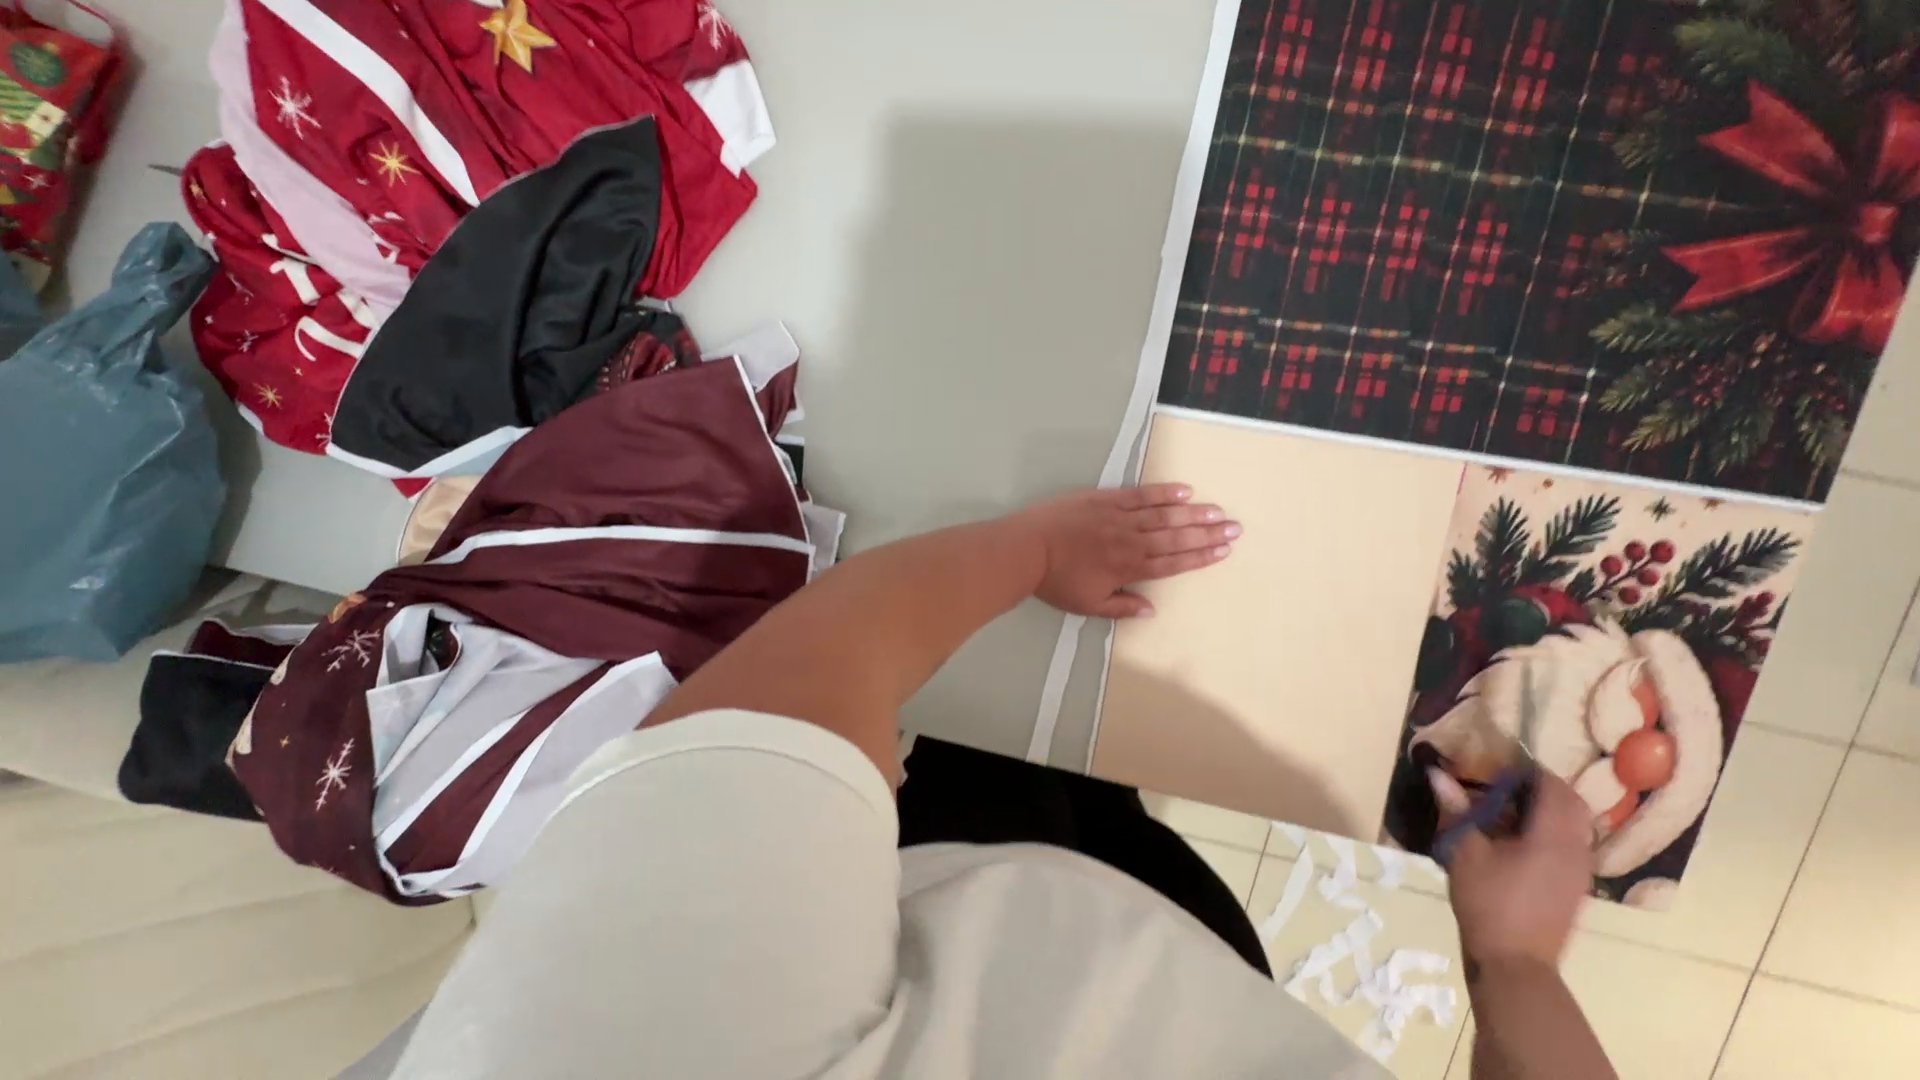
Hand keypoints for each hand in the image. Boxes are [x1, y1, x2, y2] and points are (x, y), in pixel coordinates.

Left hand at [1014, 484, 1238, 618]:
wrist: (1027, 549)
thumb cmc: (1056, 581)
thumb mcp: (1088, 604)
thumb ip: (1121, 607)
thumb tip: (1151, 610)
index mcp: (1128, 568)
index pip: (1172, 563)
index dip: (1200, 557)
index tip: (1224, 551)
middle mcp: (1131, 541)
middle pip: (1176, 537)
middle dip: (1208, 533)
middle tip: (1235, 527)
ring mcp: (1119, 517)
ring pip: (1164, 515)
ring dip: (1193, 513)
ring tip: (1218, 510)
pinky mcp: (1104, 499)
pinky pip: (1140, 494)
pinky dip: (1163, 492)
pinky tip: (1184, 490)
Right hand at [1431, 767, 1593, 970]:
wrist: (1515, 964)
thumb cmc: (1489, 903)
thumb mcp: (1464, 853)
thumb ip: (1456, 811)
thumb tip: (1438, 774)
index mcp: (1553, 838)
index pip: (1554, 787)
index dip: (1529, 769)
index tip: (1499, 761)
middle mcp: (1576, 850)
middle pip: (1571, 804)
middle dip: (1541, 787)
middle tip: (1505, 782)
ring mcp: (1580, 872)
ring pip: (1574, 825)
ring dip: (1547, 809)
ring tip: (1507, 809)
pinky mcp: (1573, 887)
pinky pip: (1570, 845)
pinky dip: (1549, 831)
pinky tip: (1515, 840)